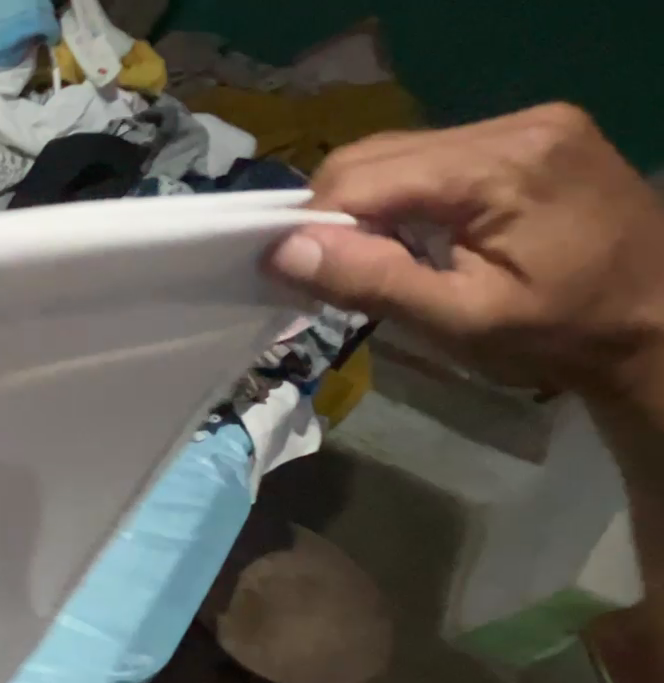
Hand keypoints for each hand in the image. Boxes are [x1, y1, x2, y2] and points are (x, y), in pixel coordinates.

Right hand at [268, 105, 663, 403]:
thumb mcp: (456, 319)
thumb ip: (370, 280)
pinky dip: (389, 201)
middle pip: (370, 157)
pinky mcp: (523, 140)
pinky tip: (401, 239)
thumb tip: (279, 250)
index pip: (362, 178)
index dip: (310, 226)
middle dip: (330, 216)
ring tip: (366, 261)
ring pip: (388, 156)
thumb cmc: (556, 333)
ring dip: (357, 209)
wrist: (657, 323)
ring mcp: (524, 127)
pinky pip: (421, 161)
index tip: (293, 279)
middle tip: (329, 274)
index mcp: (504, 165)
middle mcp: (515, 126)